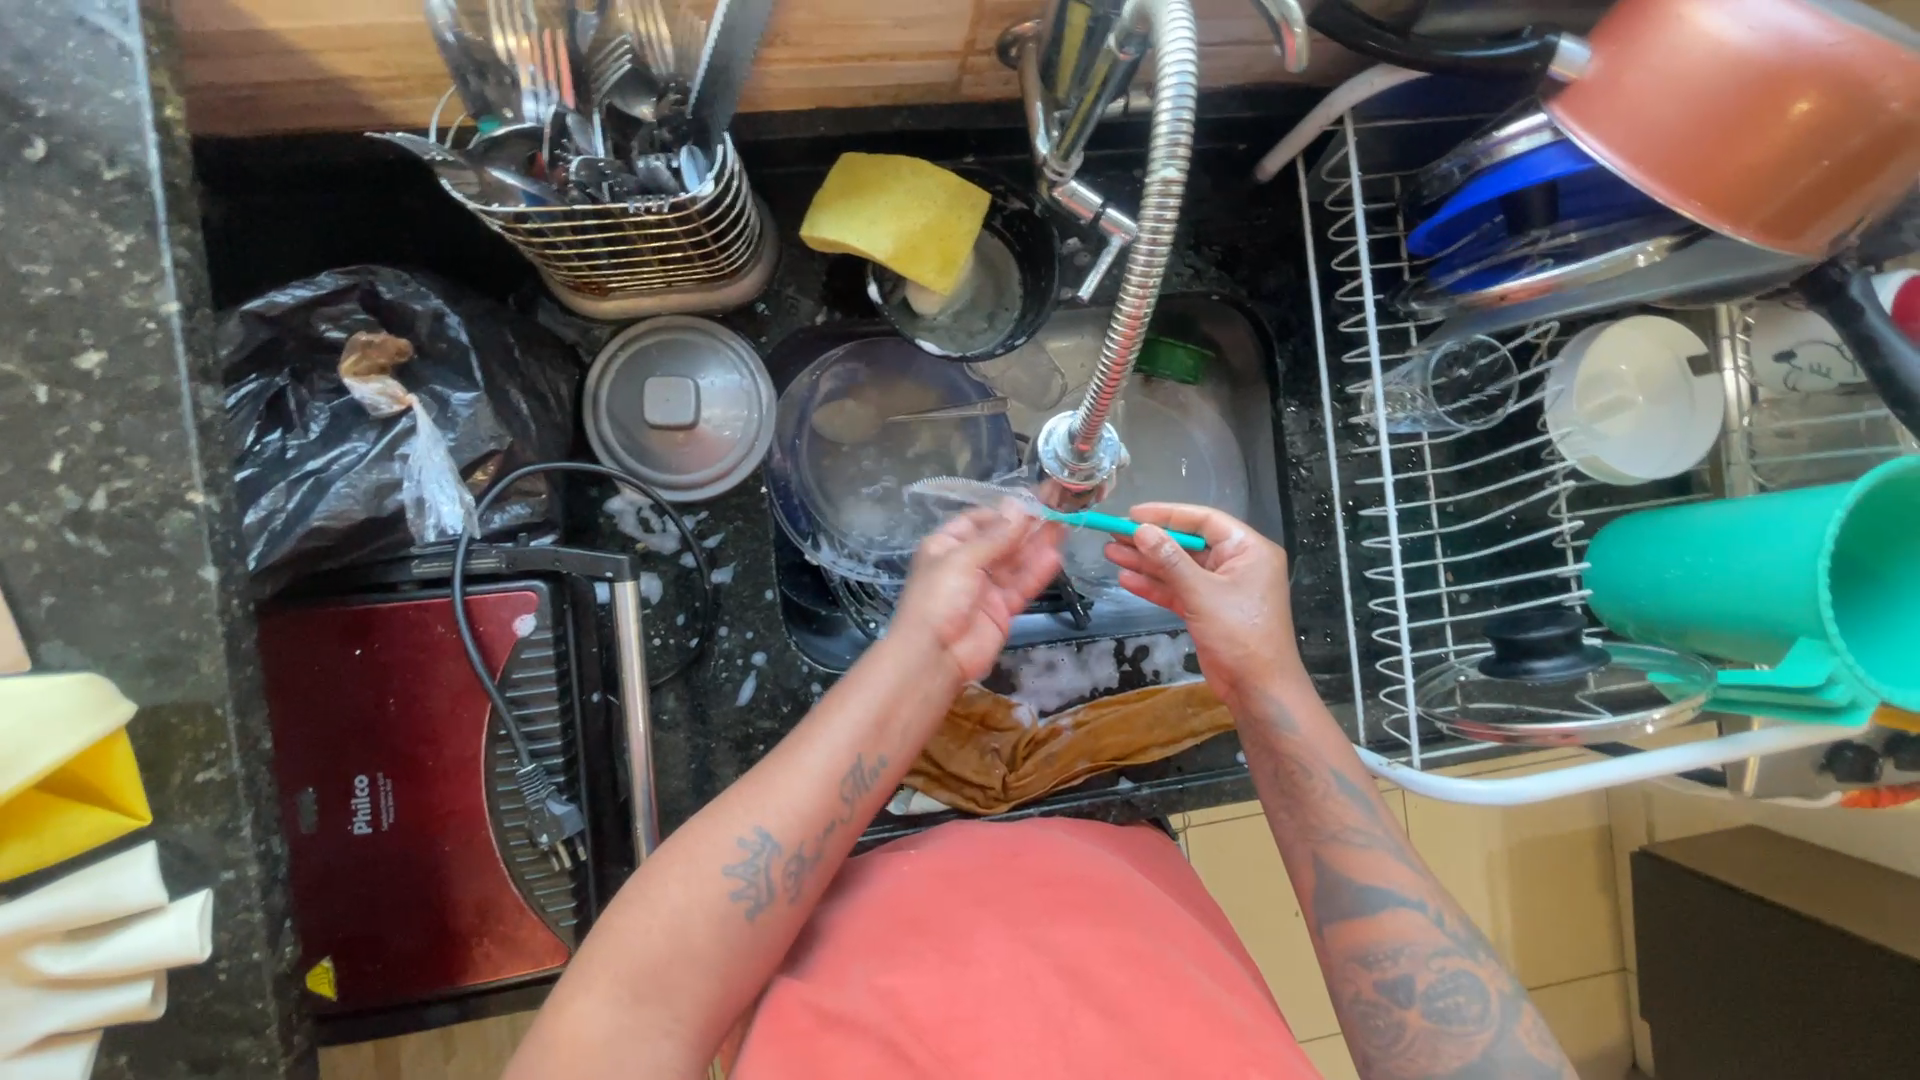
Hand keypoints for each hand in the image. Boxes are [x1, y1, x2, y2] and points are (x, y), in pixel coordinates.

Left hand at [889, 507, 1065, 683]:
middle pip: (1001, 540)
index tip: (1032, 501)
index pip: (978, 521)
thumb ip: (995, 536)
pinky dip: (1037, 573)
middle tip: (1058, 509)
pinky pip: (1021, 586)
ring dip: (1038, 545)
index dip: (1004, 512)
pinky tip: (1055, 557)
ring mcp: (985, 588)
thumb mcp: (962, 559)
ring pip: (1015, 562)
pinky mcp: (1001, 610)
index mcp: (946, 545)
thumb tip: (1018, 506)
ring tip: (1064, 525)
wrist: (934, 656)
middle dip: (1027, 526)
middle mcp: (966, 563)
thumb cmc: (938, 599)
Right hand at [1103, 503, 1302, 705]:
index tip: (1133, 514)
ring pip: (1178, 568)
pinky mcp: (1207, 610)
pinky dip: (1154, 586)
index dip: (1167, 515)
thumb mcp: (1201, 593)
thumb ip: (1169, 560)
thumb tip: (1141, 530)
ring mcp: (1221, 588)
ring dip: (1146, 563)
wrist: (1258, 688)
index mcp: (1247, 550)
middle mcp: (1236, 564)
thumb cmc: (1239, 634)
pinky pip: (1178, 590)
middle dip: (1151, 541)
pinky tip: (1127, 580)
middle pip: (1187, 544)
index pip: (1204, 521)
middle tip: (1114, 534)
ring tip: (1111, 553)